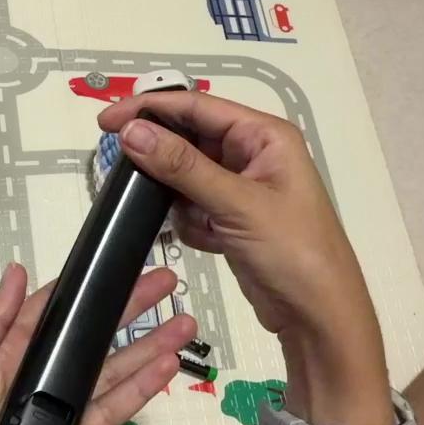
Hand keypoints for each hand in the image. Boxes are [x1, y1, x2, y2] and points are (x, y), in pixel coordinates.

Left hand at [0, 264, 195, 424]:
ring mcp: (54, 415)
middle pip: (88, 339)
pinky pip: (108, 416)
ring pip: (108, 374)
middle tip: (165, 283)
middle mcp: (33, 380)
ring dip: (145, 348)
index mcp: (0, 355)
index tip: (115, 263)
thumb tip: (17, 273)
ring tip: (183, 324)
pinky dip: (138, 392)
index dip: (82, 288)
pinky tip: (164, 368)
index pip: (49, 312)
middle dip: (126, 310)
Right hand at [95, 91, 391, 424]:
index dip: (149, 108)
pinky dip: (189, 222)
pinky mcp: (229, 220)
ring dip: (175, 196)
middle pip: (188, 139)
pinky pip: (191, 207)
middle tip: (123, 168)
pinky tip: (206, 240)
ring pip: (185, 176)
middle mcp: (251, 155)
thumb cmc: (293, 251)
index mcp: (264, 137)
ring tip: (188, 218)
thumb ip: (182, 166)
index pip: (196, 107)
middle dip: (160, 157)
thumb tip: (132, 132)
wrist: (317, 316)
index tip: (106, 121)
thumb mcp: (237, 204)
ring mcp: (240, 189)